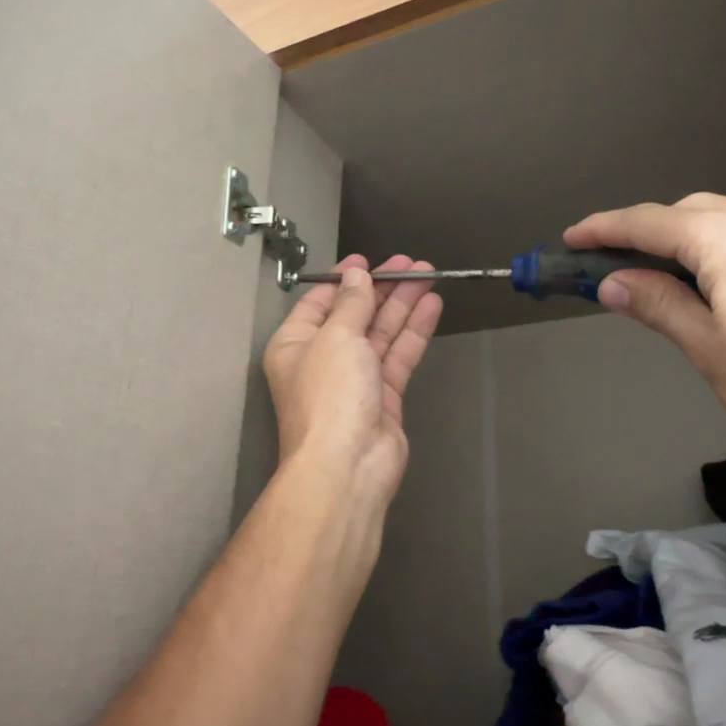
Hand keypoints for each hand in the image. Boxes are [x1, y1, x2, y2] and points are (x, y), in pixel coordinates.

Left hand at [263, 255, 442, 506]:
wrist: (348, 465)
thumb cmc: (329, 396)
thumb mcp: (336, 337)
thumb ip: (352, 304)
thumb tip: (357, 276)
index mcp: (295, 345)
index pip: (320, 303)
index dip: (344, 279)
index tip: (368, 260)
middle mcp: (322, 360)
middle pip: (355, 315)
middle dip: (382, 288)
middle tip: (410, 263)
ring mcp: (354, 380)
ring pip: (381, 333)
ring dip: (403, 304)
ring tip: (427, 274)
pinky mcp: (383, 397)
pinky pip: (398, 356)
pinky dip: (414, 330)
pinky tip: (431, 306)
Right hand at [564, 194, 725, 483]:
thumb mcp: (714, 353)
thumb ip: (660, 306)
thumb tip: (613, 282)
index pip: (652, 223)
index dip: (604, 230)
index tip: (570, 240)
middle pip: (691, 212)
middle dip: (645, 232)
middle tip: (609, 267)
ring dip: (685, 240)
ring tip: (658, 279)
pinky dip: (723, 249)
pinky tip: (716, 284)